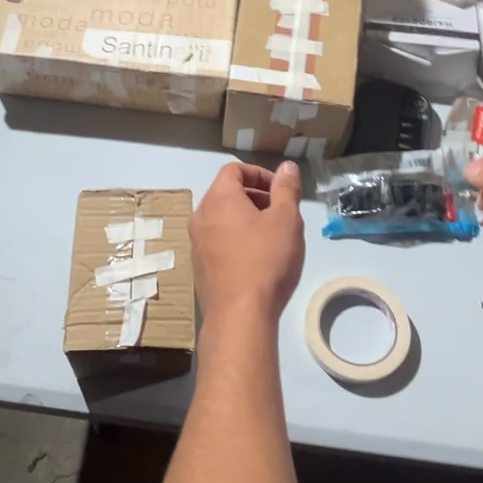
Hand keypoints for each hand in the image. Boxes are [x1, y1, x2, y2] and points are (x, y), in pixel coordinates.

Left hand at [190, 160, 304, 327]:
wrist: (239, 315)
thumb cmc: (266, 261)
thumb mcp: (286, 220)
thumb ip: (286, 189)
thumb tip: (286, 167)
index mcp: (218, 199)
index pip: (234, 170)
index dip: (260, 174)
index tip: (281, 191)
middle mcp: (200, 216)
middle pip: (227, 193)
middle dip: (256, 197)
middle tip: (281, 214)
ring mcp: (196, 242)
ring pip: (223, 218)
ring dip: (247, 219)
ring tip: (273, 238)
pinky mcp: (199, 266)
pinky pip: (218, 240)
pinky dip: (236, 239)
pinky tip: (257, 260)